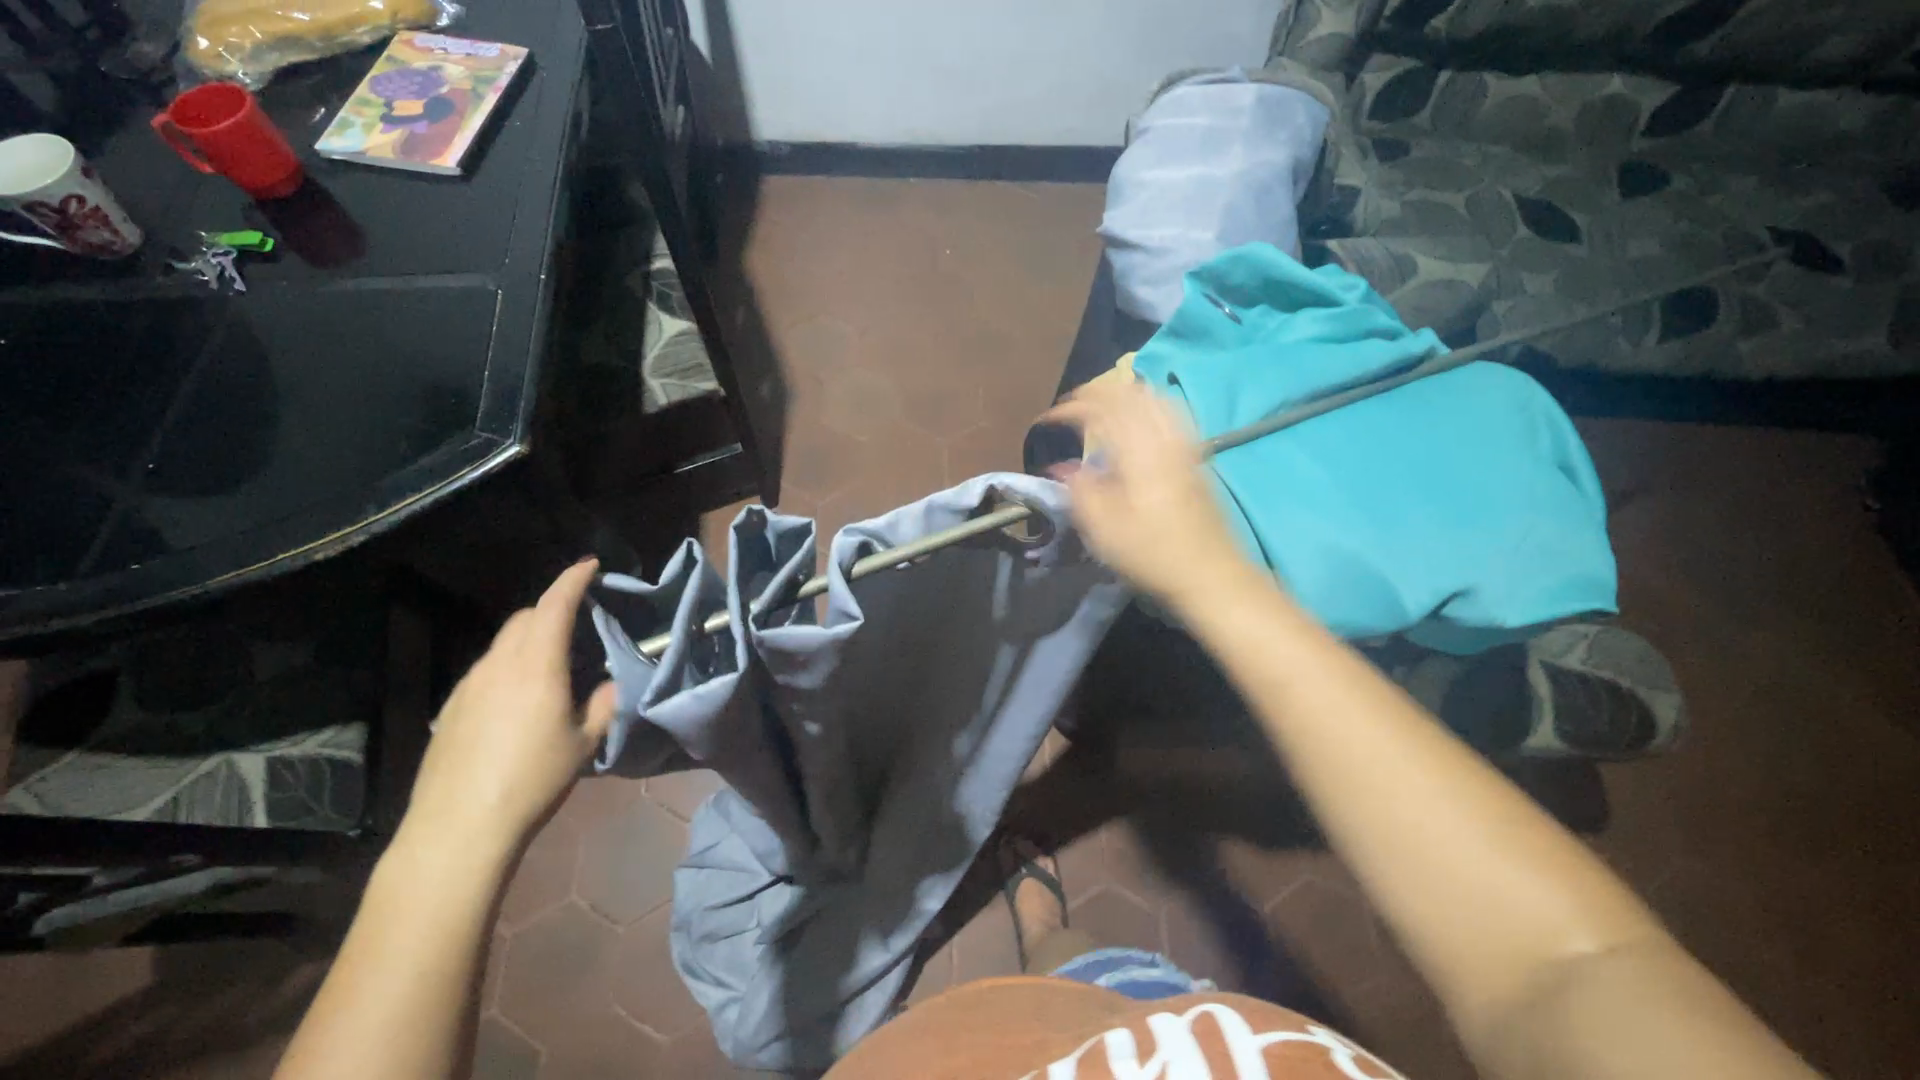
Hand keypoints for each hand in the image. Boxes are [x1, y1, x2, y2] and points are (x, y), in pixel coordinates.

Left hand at [401, 559, 616, 860]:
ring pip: (502, 644)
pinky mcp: (450, 707)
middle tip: (577, 623)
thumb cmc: (532, 781)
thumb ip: (602, 706)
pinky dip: (507, 667)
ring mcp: (468, 685)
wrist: (460, 825)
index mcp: (536, 667)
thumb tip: (609, 684)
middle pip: (524, 618)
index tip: (590, 565)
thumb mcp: (584, 746)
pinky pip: (485, 671)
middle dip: (551, 609)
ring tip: (550, 667)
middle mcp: (498, 665)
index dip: (573, 580)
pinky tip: (516, 702)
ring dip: (528, 640)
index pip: (554, 606)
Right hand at [1041, 380, 1261, 609]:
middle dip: (1097, 394)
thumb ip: (1078, 490)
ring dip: (1125, 396)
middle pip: (1131, 395)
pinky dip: (1149, 407)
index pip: (1101, 411)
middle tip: (1072, 405)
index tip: (1048, 421)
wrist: (1211, 573)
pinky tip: (1140, 422)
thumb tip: (1060, 467)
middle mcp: (1163, 439)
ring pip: (1155, 400)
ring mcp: (1185, 446)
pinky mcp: (1197, 458)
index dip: (1070, 409)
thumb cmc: (1151, 553)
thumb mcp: (1103, 529)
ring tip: (1104, 407)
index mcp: (1137, 452)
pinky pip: (1171, 415)